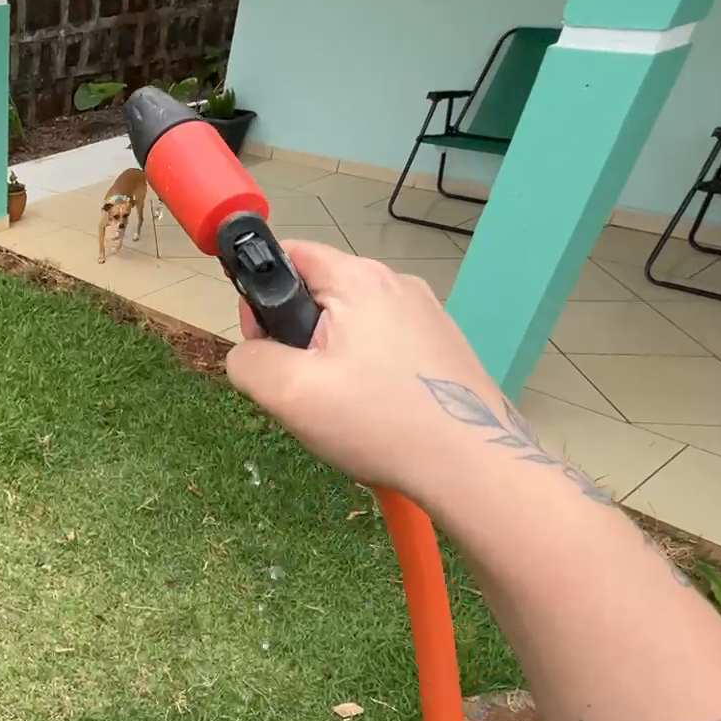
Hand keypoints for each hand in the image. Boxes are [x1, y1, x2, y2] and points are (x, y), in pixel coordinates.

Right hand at [225, 240, 503, 501]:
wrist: (474, 466)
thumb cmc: (377, 421)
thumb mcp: (286, 391)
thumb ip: (246, 359)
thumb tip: (248, 352)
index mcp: (359, 281)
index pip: (288, 254)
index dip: (258, 294)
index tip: (261, 343)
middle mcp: (396, 285)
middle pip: (315, 293)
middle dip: (290, 336)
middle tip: (294, 386)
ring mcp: (425, 315)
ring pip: (343, 324)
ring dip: (322, 358)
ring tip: (331, 405)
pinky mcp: (439, 345)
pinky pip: (375, 345)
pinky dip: (356, 371)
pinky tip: (365, 410)